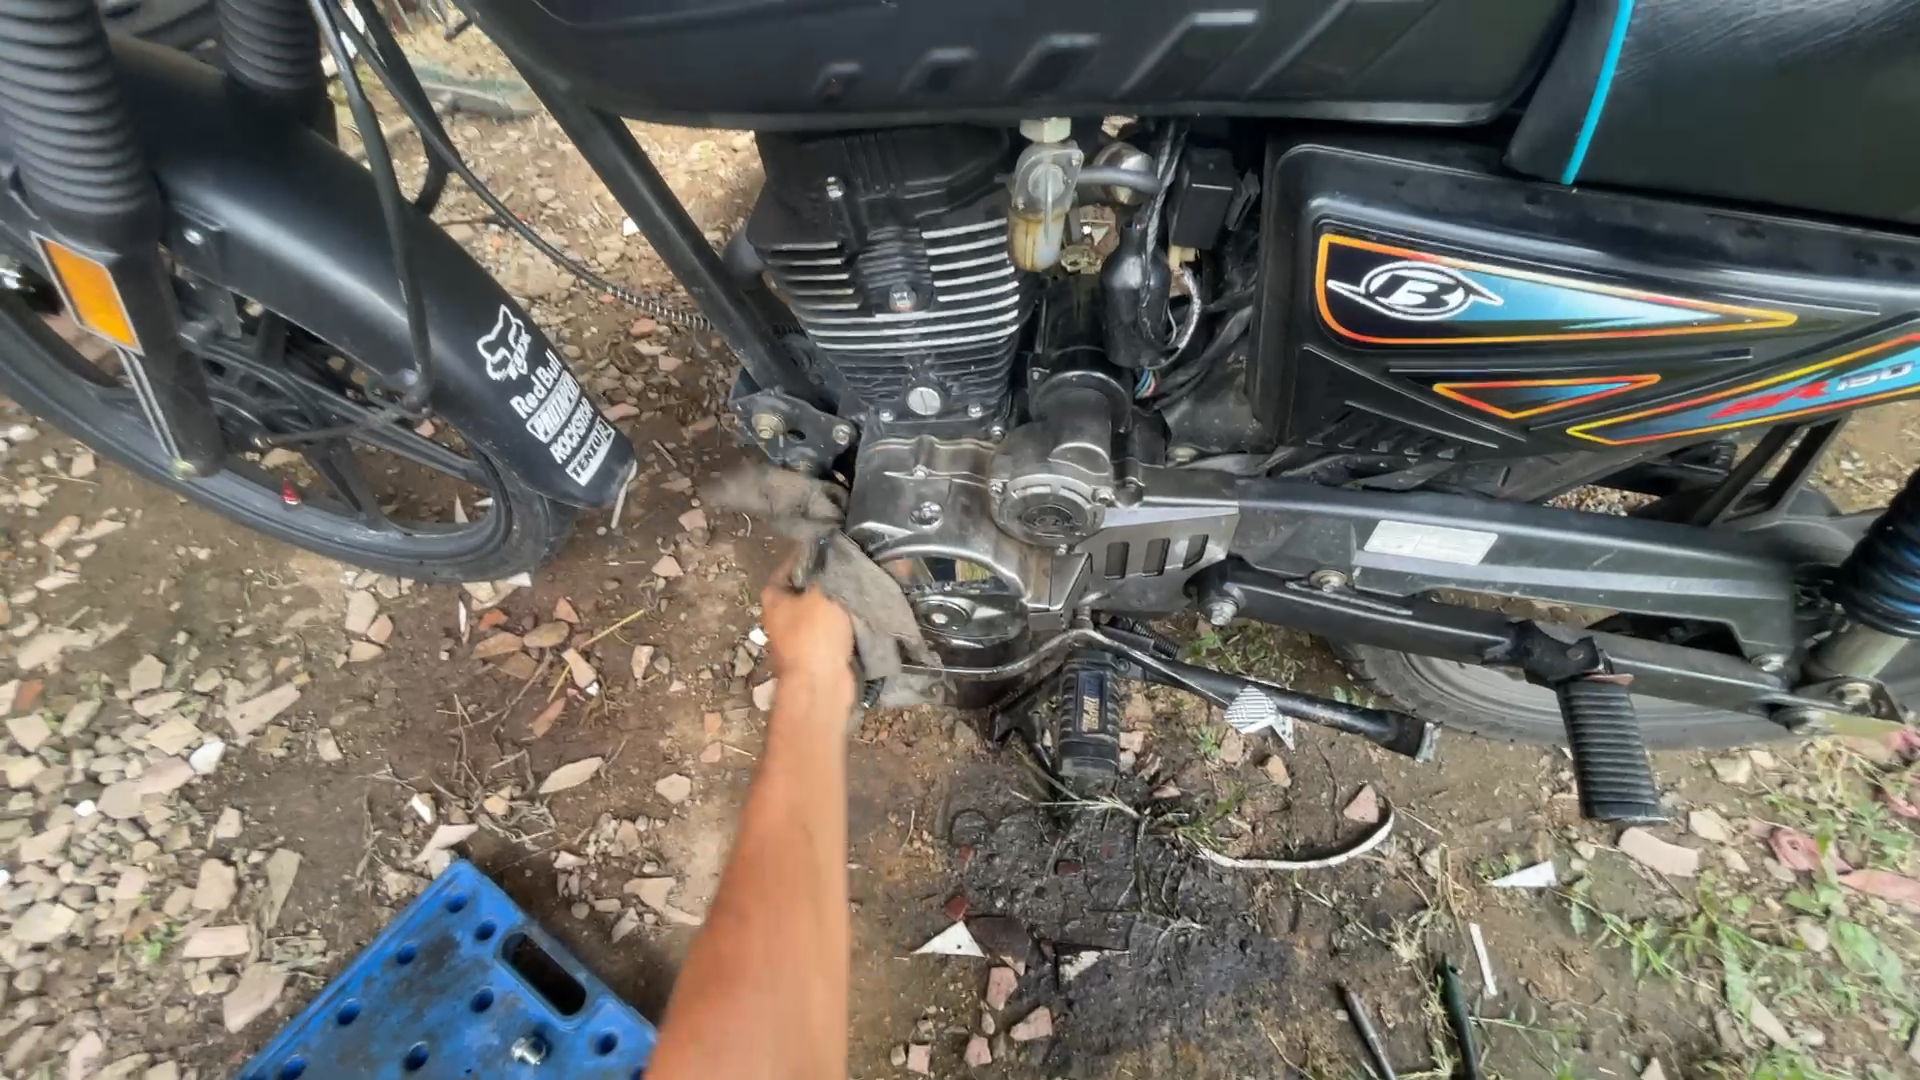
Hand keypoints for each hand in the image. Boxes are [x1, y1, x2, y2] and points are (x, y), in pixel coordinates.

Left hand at [760, 555, 854, 695]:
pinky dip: (848, 620)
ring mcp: (799, 635)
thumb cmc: (815, 634)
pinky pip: (835, 627)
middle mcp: (781, 615)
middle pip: (808, 586)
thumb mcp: (823, 592)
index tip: (835, 544)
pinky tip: (866, 609)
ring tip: (864, 583)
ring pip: (824, 607)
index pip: (791, 563)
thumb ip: (830, 569)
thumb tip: (838, 551)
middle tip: (854, 563)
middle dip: (830, 577)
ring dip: (842, 600)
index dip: (812, 552)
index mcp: (774, 596)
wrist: (821, 685)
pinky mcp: (818, 651)